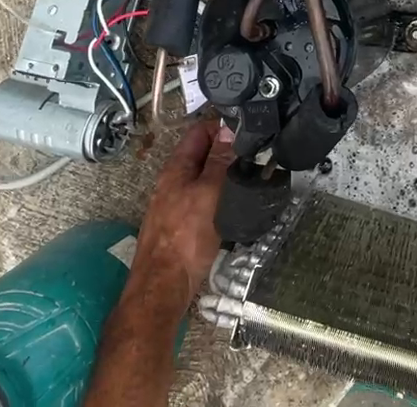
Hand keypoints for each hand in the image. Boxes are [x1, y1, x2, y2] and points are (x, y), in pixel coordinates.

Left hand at [133, 119, 235, 299]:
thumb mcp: (209, 193)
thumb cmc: (186, 239)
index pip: (199, 131)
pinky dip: (219, 195)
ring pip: (202, 177)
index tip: (247, 131)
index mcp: (176, 168)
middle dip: (226, 150)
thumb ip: (219, 161)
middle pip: (201, 154)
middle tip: (253, 153)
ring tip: (248, 176)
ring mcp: (175, 204)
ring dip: (223, 173)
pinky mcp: (181, 224)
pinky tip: (232, 204)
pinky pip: (203, 198)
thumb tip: (228, 130)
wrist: (162, 289)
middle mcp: (172, 182)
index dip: (222, 126)